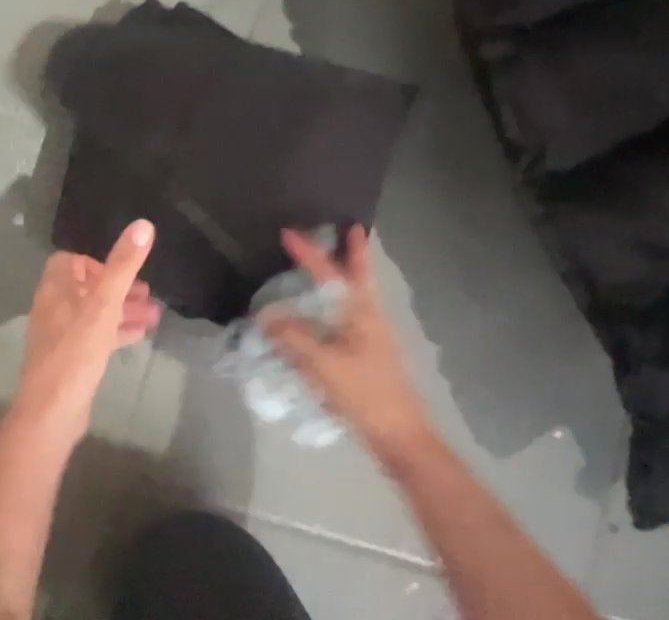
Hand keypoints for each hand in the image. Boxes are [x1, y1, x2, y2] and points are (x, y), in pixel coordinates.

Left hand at [14, 220, 161, 435]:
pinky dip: (116, 331)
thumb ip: (123, 266)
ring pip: (93, 313)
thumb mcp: (105, 305)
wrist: (52, 410)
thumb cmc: (76, 351)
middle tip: (148, 293)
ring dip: (121, 310)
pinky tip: (140, 336)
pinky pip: (94, 336)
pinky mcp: (68, 359)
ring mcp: (59, 335)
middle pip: (85, 287)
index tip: (122, 271)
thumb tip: (143, 224)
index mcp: (54, 289)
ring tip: (155, 314)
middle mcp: (52, 307)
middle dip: (117, 287)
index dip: (95, 261)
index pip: (68, 261)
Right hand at [263, 226, 433, 457]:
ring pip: (355, 298)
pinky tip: (322, 319)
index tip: (289, 232)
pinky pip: (347, 320)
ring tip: (327, 268)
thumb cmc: (365, 393)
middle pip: (360, 278)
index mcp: (362, 312)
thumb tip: (267, 318)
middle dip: (353, 254)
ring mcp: (373, 338)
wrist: (401, 437)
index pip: (331, 273)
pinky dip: (335, 308)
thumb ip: (293, 338)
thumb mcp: (323, 364)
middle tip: (349, 230)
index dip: (309, 252)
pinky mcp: (368, 358)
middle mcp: (370, 318)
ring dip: (344, 279)